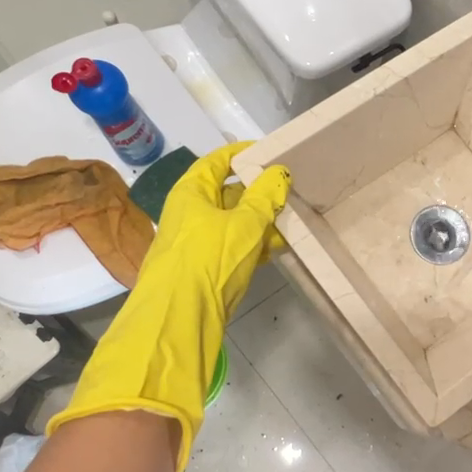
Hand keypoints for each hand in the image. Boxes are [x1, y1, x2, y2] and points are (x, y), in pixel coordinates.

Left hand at [47, 143, 289, 470]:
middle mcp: (190, 212)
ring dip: (261, 220)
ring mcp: (196, 241)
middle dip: (259, 191)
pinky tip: (278, 249)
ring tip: (291, 220)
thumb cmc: (208, 261)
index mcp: (191, 192)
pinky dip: (255, 244)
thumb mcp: (245, 225)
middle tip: (290, 190)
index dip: (245, 154)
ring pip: (234, 221)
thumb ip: (265, 198)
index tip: (273, 154)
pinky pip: (234, 246)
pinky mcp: (205, 267)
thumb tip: (280, 174)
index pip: (218, 160)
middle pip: (228, 192)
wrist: (179, 317)